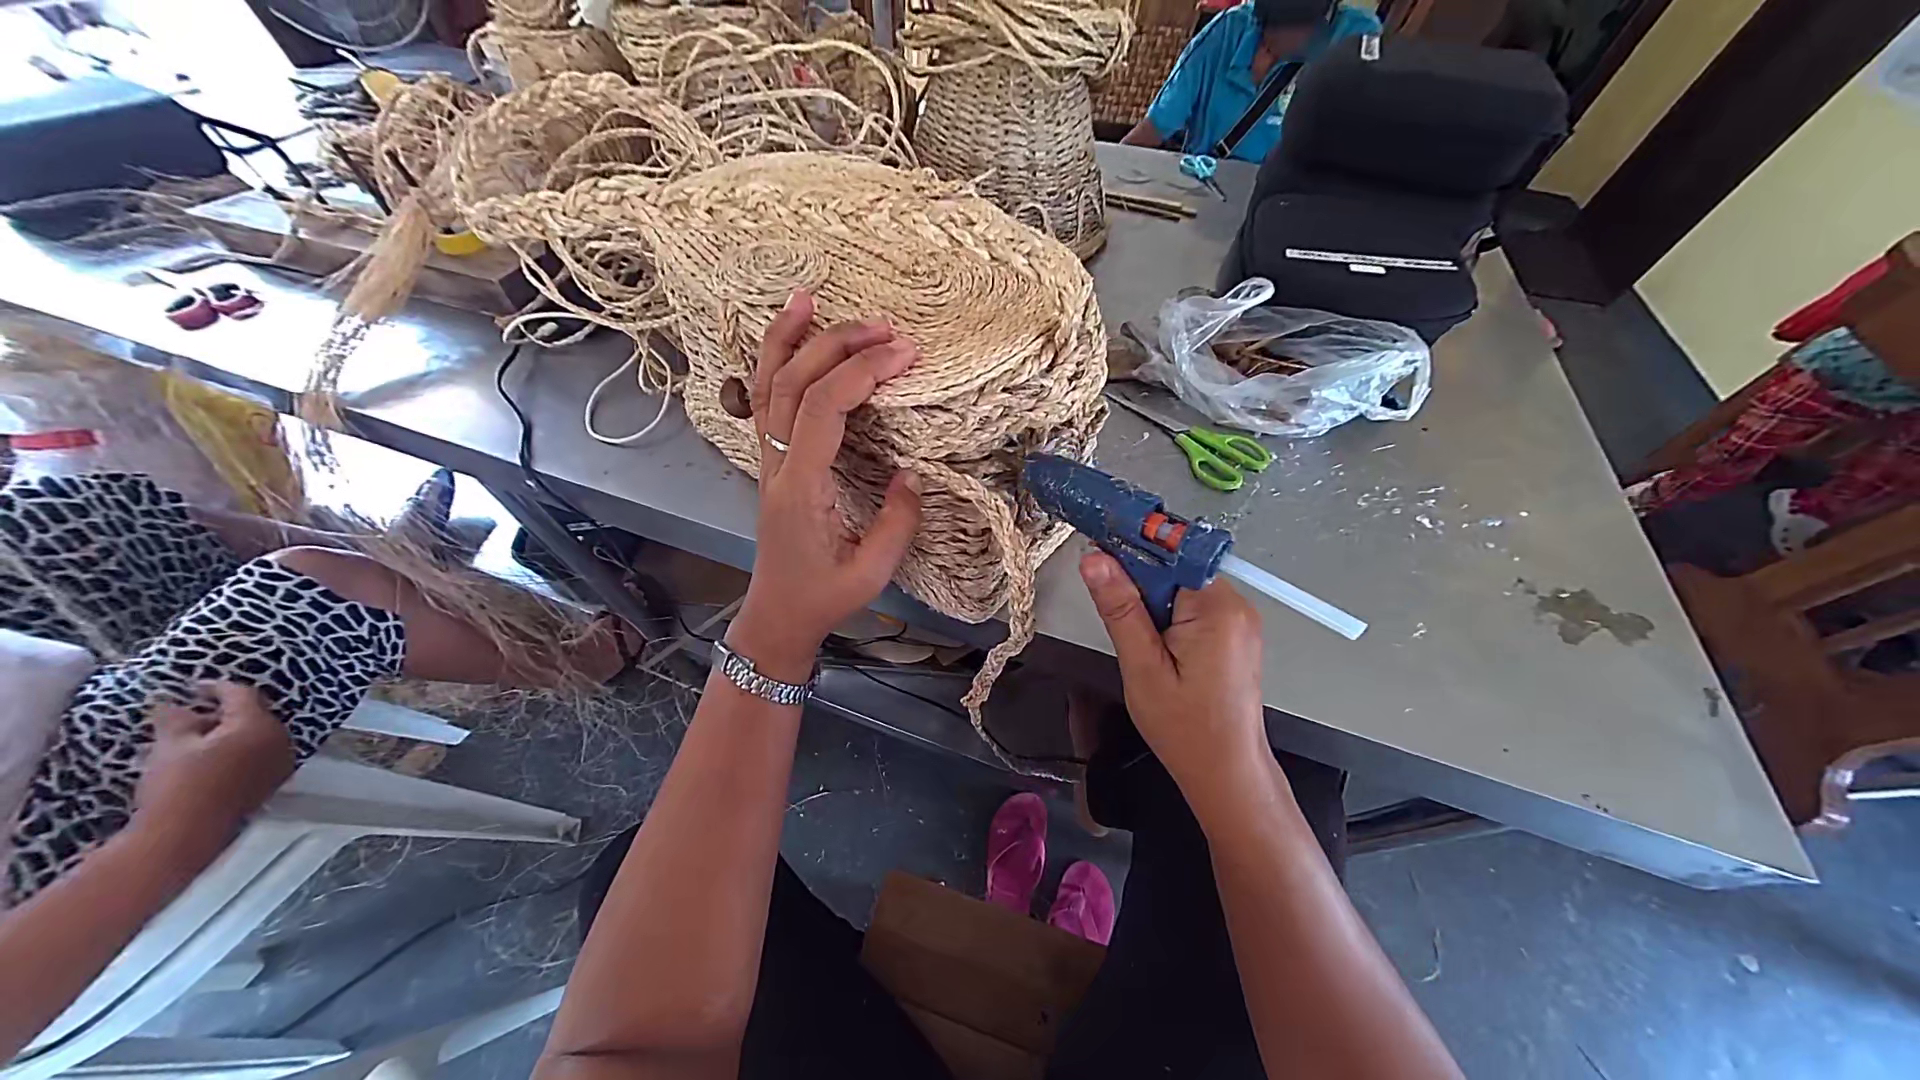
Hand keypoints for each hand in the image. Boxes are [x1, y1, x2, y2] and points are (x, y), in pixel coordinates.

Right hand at [132, 682, 294, 854]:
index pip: (242, 695)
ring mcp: (281, 761)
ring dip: (231, 732)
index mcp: (260, 725)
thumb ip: (175, 719)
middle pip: (254, 714)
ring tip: (195, 737)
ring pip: (258, 735)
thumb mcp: (171, 746)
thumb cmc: (178, 785)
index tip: (194, 687)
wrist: (184, 835)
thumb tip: (171, 703)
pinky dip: (238, 749)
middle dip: (224, 712)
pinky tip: (211, 758)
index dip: (216, 688)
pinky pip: (258, 754)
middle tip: (191, 714)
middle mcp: (281, 739)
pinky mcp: (273, 780)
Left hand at [730, 289, 923, 681]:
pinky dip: (774, 363)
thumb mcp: (873, 571)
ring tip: (811, 298)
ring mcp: (767, 459)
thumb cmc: (825, 597)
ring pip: (765, 385)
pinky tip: (791, 339)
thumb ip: (897, 520)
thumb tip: (912, 471)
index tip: (904, 356)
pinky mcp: (770, 459)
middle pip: (794, 384)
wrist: (777, 614)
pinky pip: (764, 401)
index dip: (863, 373)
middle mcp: (776, 465)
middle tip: (885, 328)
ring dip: (788, 338)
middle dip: (838, 346)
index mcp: (802, 489)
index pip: (824, 410)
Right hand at [1079, 552, 1275, 804]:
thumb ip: (1120, 608)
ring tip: (1143, 644)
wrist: (1225, 771)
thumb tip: (1096, 559)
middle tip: (1121, 619)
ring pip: (1181, 584)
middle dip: (1141, 582)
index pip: (1171, 551)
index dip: (1133, 548)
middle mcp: (1236, 606)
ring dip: (1152, 601)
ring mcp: (1238, 619)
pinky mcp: (1233, 632)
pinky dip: (1168, 614)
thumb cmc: (1186, 728)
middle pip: (1176, 566)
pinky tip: (1157, 645)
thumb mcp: (1142, 667)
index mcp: (1218, 609)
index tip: (1100, 549)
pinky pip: (1193, 604)